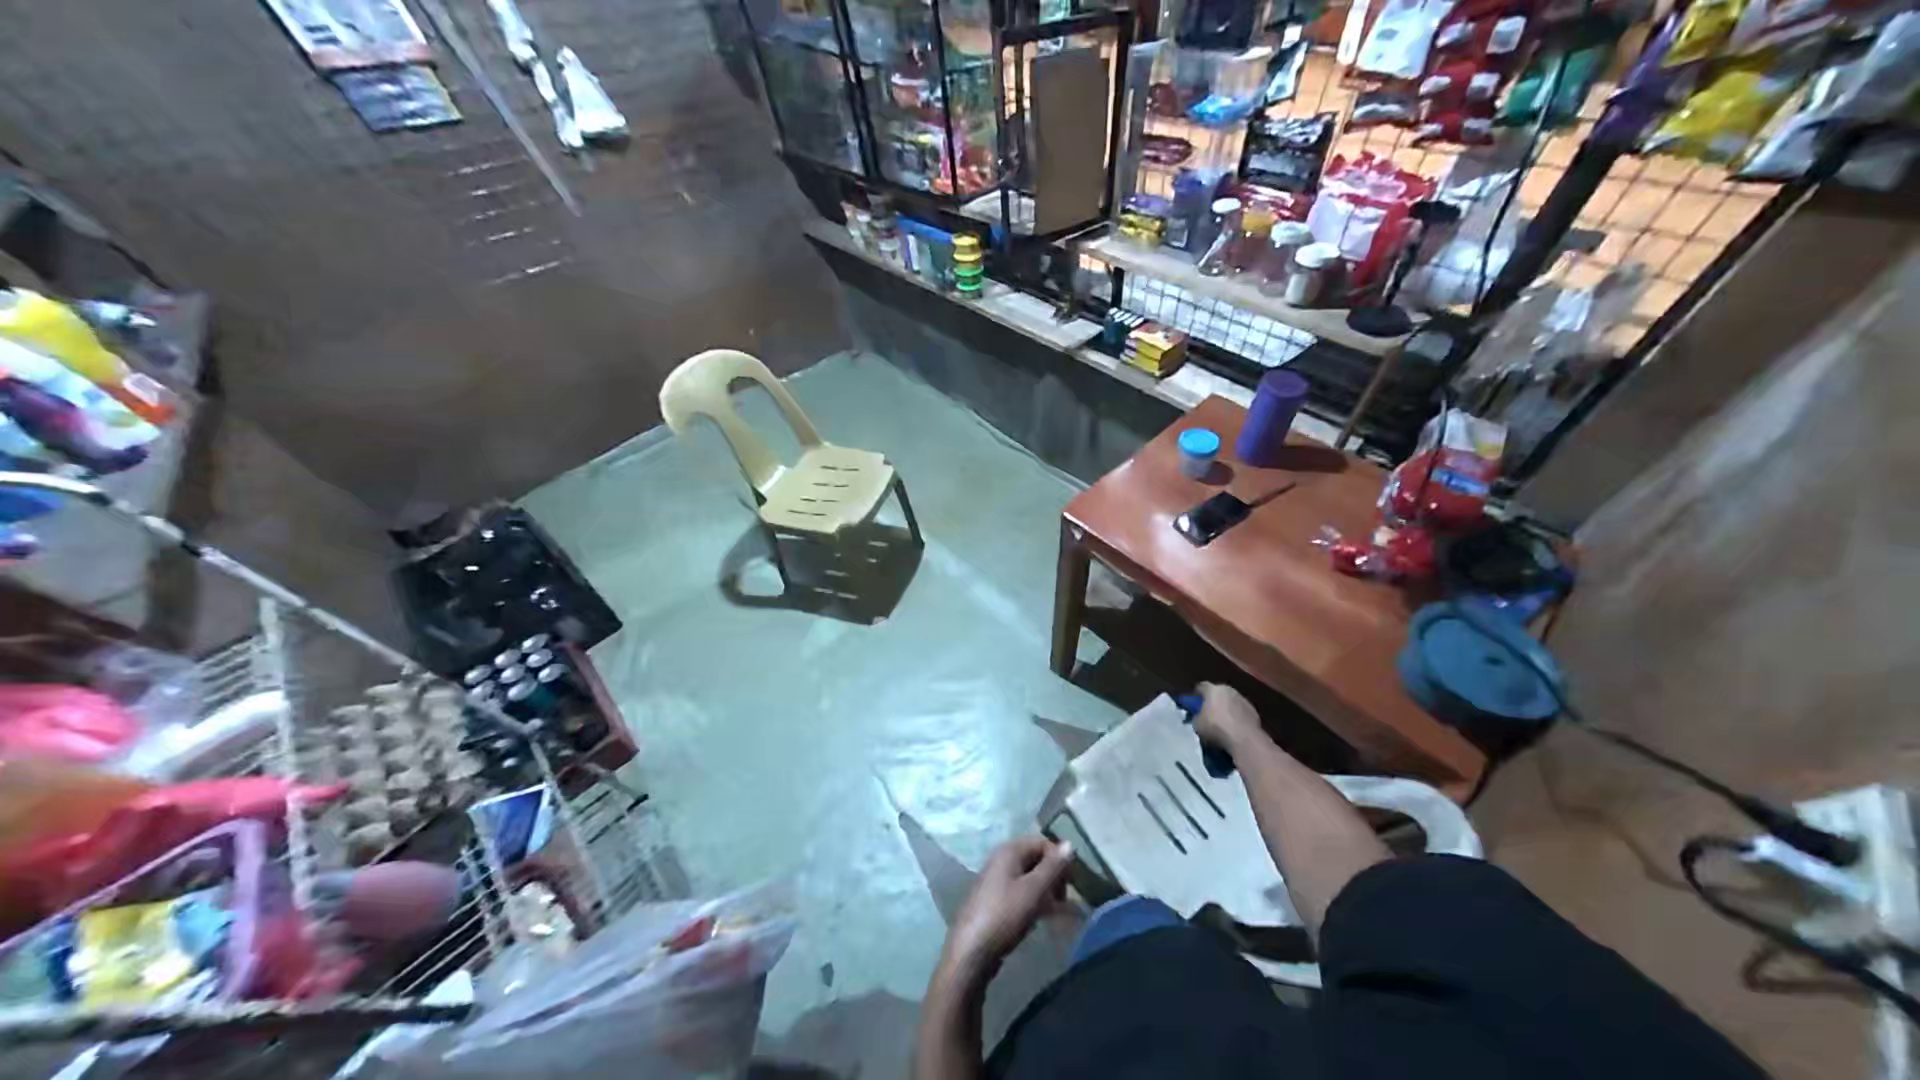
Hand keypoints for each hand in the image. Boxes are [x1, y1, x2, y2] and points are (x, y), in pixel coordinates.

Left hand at [939, 836, 1072, 982]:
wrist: (971, 951)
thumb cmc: (1005, 915)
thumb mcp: (1034, 890)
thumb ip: (1053, 867)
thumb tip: (1069, 843)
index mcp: (1009, 851)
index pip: (1042, 842)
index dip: (1059, 860)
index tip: (1071, 884)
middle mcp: (1001, 859)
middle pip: (1036, 858)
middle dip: (1054, 876)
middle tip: (1064, 900)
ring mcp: (996, 880)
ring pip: (1029, 877)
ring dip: (1046, 891)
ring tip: (1057, 912)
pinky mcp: (995, 900)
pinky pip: (1021, 892)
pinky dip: (1035, 901)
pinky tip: (1043, 918)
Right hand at [1193, 681, 1265, 753]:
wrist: (1245, 740)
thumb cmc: (1216, 728)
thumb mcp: (1197, 724)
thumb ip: (1195, 717)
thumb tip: (1197, 717)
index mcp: (1213, 689)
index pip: (1201, 687)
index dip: (1195, 696)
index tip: (1192, 705)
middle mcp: (1229, 690)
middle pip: (1218, 693)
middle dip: (1212, 702)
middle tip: (1207, 714)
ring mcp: (1244, 700)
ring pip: (1231, 703)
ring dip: (1226, 710)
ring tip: (1221, 724)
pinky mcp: (1254, 712)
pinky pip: (1241, 713)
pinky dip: (1237, 718)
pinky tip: (1233, 730)